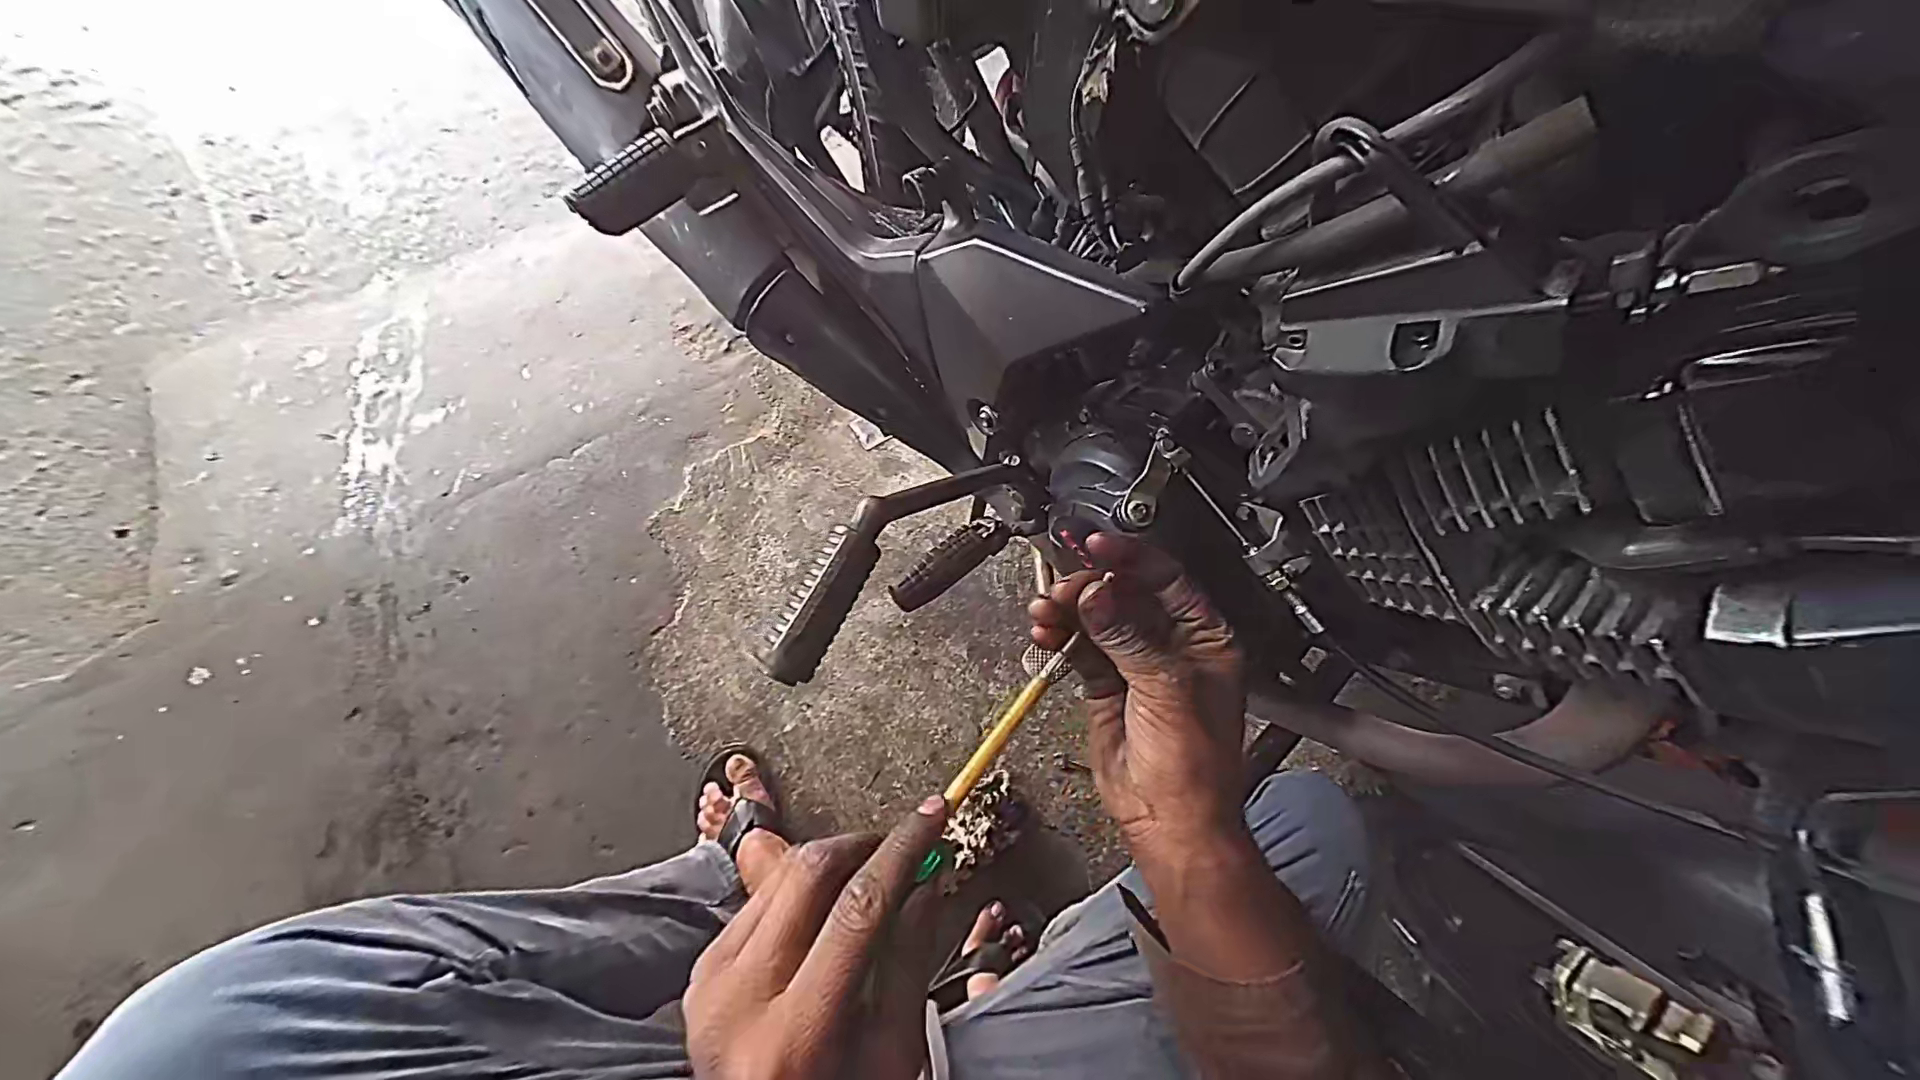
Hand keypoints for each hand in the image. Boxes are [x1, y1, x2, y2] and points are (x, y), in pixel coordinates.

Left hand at [685, 797, 947, 1079]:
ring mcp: (713, 983)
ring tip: (867, 881)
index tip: (930, 817)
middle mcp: (740, 1002)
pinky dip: (803, 888)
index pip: (858, 907)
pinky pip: (762, 896)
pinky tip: (826, 911)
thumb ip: (910, 959)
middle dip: (864, 844)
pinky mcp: (704, 970)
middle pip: (810, 871)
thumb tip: (927, 879)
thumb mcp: (892, 1053)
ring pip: (782, 873)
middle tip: (900, 849)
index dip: (902, 850)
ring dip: (834, 862)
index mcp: (794, 1036)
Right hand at [1029, 532, 1245, 855]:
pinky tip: (1045, 631)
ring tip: (1044, 611)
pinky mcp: (1105, 681)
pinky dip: (1059, 635)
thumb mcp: (1166, 689)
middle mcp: (1167, 644)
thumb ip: (1127, 638)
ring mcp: (1133, 661)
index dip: (1130, 558)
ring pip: (1094, 618)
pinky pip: (1078, 645)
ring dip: (1066, 609)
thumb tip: (1096, 596)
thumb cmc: (1194, 766)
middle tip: (1063, 589)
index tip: (1096, 545)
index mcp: (1202, 637)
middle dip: (1089, 586)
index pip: (1165, 578)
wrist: (1167, 820)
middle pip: (1122, 594)